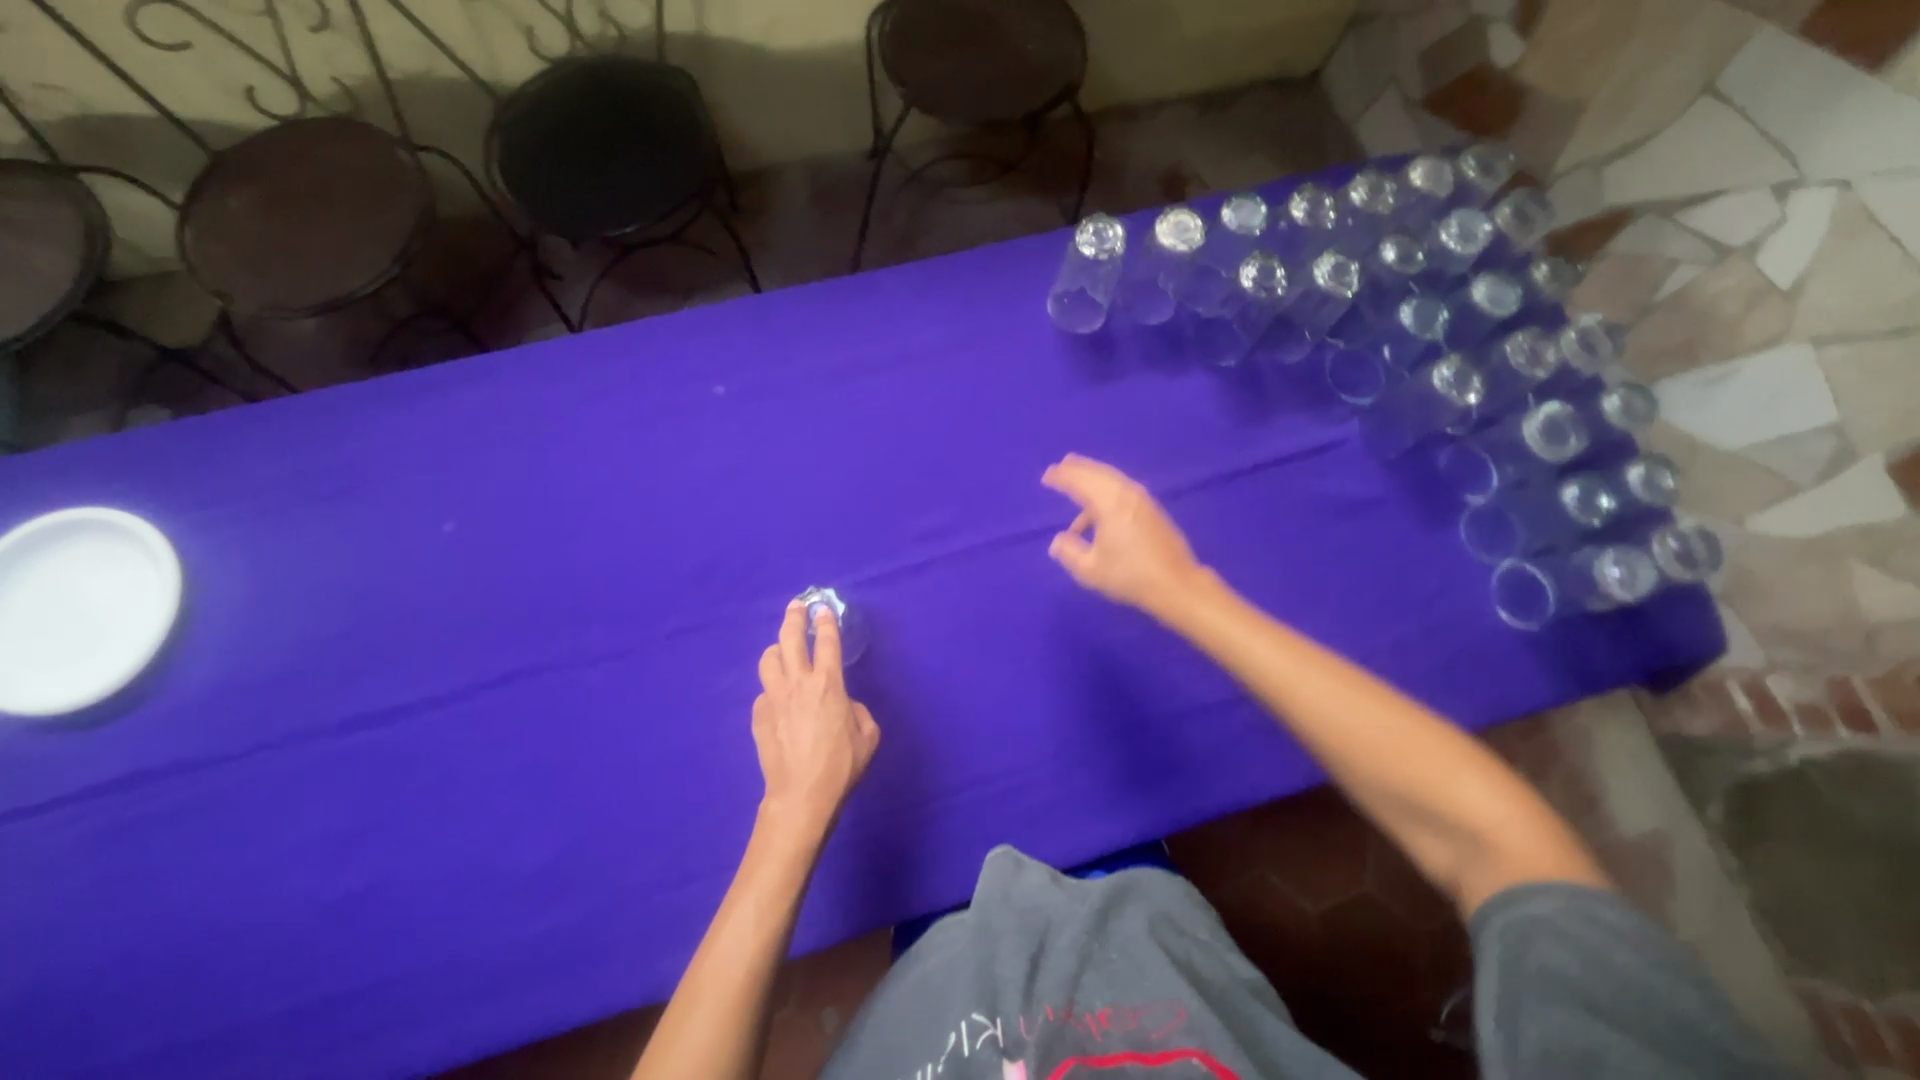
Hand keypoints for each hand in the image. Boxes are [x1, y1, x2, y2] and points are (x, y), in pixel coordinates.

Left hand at [752, 602, 879, 837]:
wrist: (802, 794)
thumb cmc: (842, 765)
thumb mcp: (868, 736)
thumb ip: (858, 711)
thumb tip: (845, 705)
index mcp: (828, 683)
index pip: (826, 642)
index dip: (826, 622)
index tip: (823, 608)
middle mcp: (798, 683)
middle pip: (789, 639)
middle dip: (794, 617)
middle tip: (797, 606)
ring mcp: (773, 698)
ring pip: (768, 660)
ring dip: (776, 650)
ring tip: (781, 650)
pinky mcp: (758, 717)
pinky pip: (764, 693)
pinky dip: (772, 690)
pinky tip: (779, 701)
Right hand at [1042, 453, 1207, 615]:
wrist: (1176, 584)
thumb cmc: (1130, 576)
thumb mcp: (1090, 569)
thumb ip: (1069, 552)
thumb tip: (1058, 540)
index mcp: (1109, 504)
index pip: (1080, 483)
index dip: (1062, 477)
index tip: (1047, 476)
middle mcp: (1126, 495)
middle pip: (1099, 473)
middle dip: (1079, 468)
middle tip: (1063, 464)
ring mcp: (1143, 501)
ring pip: (1113, 480)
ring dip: (1095, 477)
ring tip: (1079, 479)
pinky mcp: (1153, 511)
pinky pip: (1124, 490)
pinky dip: (1108, 489)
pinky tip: (1100, 509)